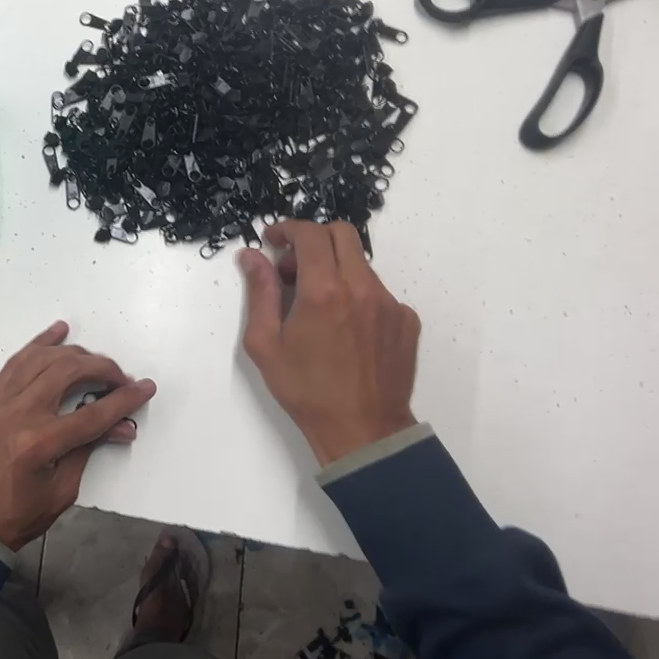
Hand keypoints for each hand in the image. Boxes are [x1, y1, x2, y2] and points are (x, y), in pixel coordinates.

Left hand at [0, 321, 155, 549]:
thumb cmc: (11, 516)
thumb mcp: (59, 493)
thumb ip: (87, 453)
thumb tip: (119, 427)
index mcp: (39, 443)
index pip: (93, 414)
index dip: (124, 400)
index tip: (145, 388)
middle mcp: (19, 413)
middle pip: (69, 373)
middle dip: (103, 369)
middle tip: (121, 379)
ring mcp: (0, 401)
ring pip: (42, 359)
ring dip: (74, 354)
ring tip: (95, 360)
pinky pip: (16, 361)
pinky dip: (38, 344)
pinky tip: (57, 332)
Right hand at [237, 220, 419, 466]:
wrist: (362, 430)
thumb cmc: (306, 389)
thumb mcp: (265, 342)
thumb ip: (260, 292)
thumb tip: (252, 256)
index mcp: (324, 292)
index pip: (310, 234)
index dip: (287, 229)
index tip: (273, 240)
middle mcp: (362, 289)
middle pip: (342, 234)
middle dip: (313, 239)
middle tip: (293, 267)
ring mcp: (390, 304)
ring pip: (360, 264)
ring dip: (333, 269)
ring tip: (315, 305)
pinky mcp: (406, 320)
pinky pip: (378, 291)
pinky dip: (355, 294)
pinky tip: (342, 327)